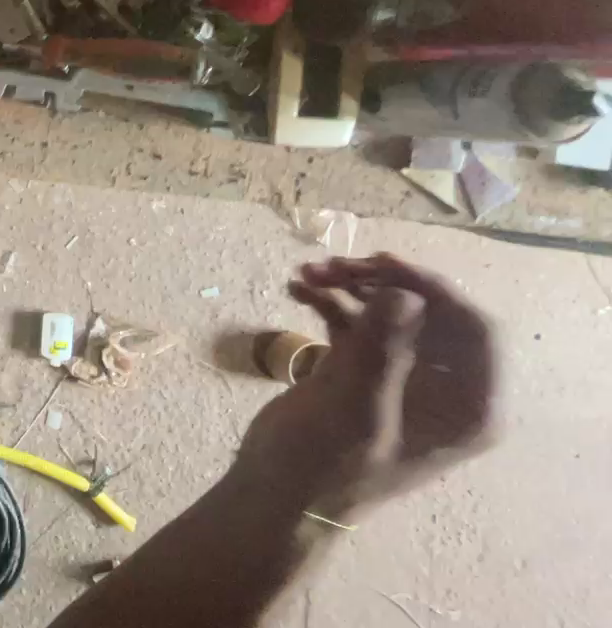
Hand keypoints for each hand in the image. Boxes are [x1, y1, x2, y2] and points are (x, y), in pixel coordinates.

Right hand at [236, 255, 495, 515]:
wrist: (279, 489)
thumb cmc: (325, 460)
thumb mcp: (356, 408)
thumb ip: (381, 352)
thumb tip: (405, 294)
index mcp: (466, 404)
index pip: (472, 329)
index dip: (432, 288)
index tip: (378, 262)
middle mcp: (441, 386)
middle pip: (428, 314)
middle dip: (379, 282)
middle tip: (327, 264)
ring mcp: (397, 377)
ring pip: (387, 313)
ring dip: (348, 287)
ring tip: (304, 273)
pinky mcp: (358, 372)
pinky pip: (355, 324)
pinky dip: (327, 302)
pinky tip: (295, 290)